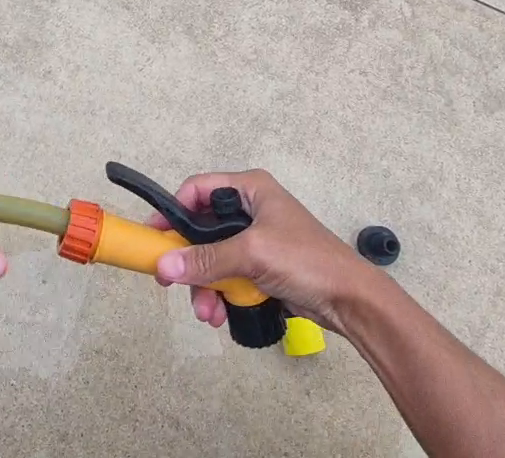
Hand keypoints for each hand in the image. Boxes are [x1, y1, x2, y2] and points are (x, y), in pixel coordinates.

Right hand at [148, 169, 380, 333]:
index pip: (197, 190)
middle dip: (190, 262)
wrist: (350, 301)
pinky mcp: (261, 268)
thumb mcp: (252, 254)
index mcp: (250, 189)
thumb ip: (206, 260)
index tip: (154, 238)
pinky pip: (228, 277)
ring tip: (207, 313)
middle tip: (173, 284)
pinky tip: (221, 315)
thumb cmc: (306, 260)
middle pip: (201, 230)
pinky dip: (220, 295)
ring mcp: (255, 240)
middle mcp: (249, 209)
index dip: (173, 211)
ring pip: (212, 259)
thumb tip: (164, 267)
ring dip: (205, 286)